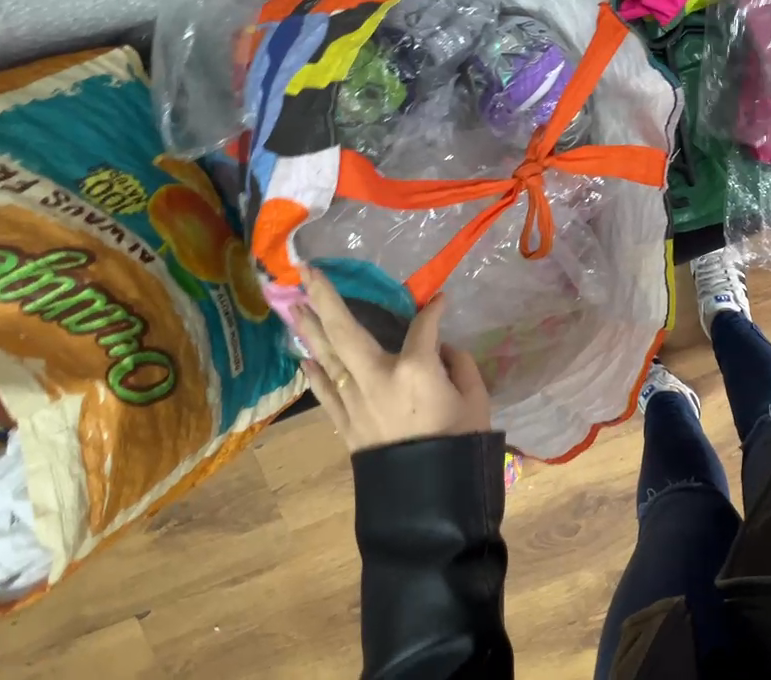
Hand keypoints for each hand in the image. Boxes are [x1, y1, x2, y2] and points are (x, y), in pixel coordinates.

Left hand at [290, 270, 491, 452]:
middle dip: (326, 297)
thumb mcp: (475, 397)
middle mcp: (378, 377)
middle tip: (308, 271)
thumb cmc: (461, 444)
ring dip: (311, 329)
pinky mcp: (346, 425)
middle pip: (347, 330)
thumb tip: (439, 349)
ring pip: (328, 357)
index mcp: (416, 368)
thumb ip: (457, 364)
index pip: (423, 326)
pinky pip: (325, 393)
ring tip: (296, 303)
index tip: (442, 300)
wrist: (433, 499)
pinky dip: (315, 373)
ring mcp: (356, 401)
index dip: (434, 310)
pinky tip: (305, 357)